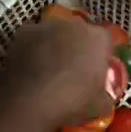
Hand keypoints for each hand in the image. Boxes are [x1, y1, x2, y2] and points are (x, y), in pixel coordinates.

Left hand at [0, 17, 117, 131]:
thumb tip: (104, 94)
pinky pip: (34, 39)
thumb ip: (106, 94)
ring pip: (56, 34)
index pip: (106, 42)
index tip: (96, 72)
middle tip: (73, 71)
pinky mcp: (24, 31)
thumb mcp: (100, 106)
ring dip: (56, 47)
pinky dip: (34, 49)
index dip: (102, 57)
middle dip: (78, 48)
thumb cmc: (71, 102)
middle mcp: (75, 25)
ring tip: (49, 71)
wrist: (28, 102)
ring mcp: (47, 26)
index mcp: (98, 38)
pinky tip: (31, 69)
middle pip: (80, 34)